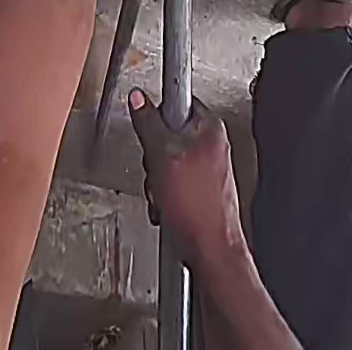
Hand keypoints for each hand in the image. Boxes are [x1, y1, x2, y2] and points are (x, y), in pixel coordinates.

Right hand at [129, 89, 243, 263]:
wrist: (211, 253)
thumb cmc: (197, 208)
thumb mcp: (162, 155)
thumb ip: (148, 124)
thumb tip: (138, 98)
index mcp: (210, 127)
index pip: (176, 103)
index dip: (158, 119)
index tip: (152, 132)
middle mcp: (213, 145)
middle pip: (168, 135)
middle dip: (155, 158)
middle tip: (157, 171)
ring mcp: (208, 169)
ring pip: (168, 162)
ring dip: (157, 181)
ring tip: (163, 194)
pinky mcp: (202, 190)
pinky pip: (174, 182)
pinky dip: (166, 195)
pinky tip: (167, 207)